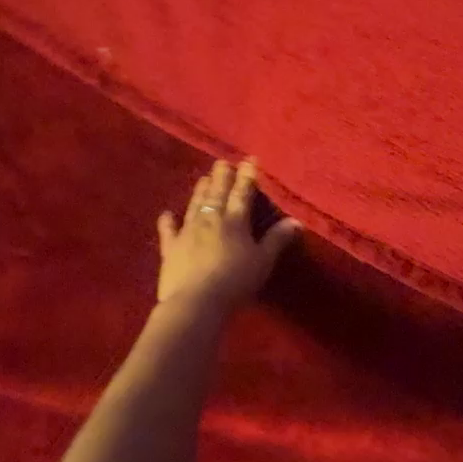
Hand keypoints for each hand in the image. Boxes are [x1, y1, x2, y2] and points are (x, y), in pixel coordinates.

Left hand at [155, 158, 303, 310]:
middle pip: (217, 195)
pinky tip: (166, 214)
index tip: (249, 160)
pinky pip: (169, 231)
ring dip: (200, 191)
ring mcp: (188, 233)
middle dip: (222, 177)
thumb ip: (277, 239)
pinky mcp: (171, 249)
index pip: (243, 194)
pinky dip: (167, 222)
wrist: (197, 301)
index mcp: (235, 222)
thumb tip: (296, 221)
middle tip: (222, 162)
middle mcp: (211, 220)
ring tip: (204, 178)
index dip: (247, 177)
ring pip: (195, 206)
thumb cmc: (236, 281)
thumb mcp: (263, 261)